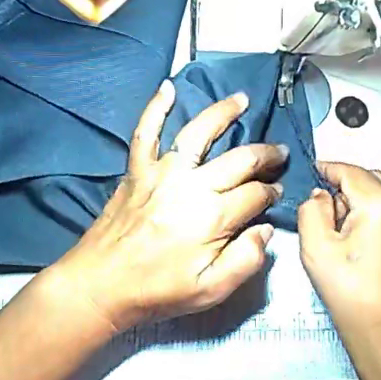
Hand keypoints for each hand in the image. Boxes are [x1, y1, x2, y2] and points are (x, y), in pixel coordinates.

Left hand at [47, 81, 286, 332]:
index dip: (272, 193)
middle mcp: (191, 185)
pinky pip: (146, 132)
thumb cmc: (157, 291)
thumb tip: (266, 229)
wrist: (101, 285)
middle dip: (265, 154)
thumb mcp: (211, 291)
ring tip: (240, 100)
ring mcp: (161, 173)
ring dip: (222, 113)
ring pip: (197, 132)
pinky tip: (167, 88)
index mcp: (213, 217)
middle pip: (239, 159)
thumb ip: (246, 260)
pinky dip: (155, 107)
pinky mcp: (137, 171)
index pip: (256, 194)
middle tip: (279, 152)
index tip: (276, 193)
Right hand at [297, 162, 380, 379]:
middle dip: (344, 185)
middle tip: (320, 209)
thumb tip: (320, 196)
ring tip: (340, 229)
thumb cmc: (357, 300)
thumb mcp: (317, 251)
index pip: (349, 170)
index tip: (311, 172)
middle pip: (370, 177)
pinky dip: (377, 212)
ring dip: (361, 198)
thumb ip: (311, 210)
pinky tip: (361, 240)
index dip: (326, 169)